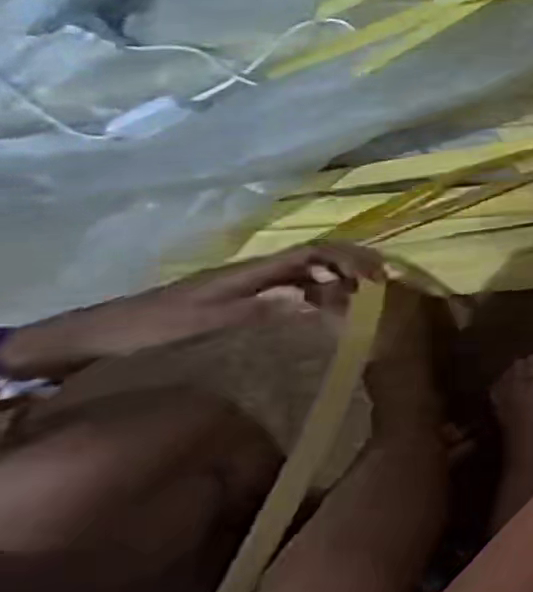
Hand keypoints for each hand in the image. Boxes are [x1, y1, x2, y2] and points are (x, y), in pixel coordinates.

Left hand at [2, 242, 387, 377]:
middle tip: (382, 288)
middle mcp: (255, 273)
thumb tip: (311, 300)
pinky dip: (318, 300)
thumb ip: (257, 311)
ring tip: (359, 306)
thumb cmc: (147, 330)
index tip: (378, 276)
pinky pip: (293, 293)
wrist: (90, 339)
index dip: (351, 258)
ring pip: (308, 276)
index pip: (315, 252)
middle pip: (318, 259)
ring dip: (338, 286)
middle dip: (354, 267)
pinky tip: (324, 319)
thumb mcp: (201, 325)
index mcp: (251, 272)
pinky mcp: (241, 303)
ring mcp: (248, 287)